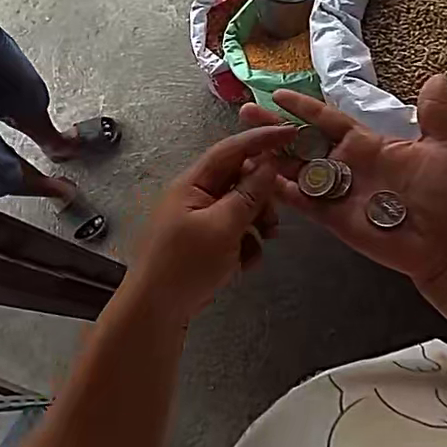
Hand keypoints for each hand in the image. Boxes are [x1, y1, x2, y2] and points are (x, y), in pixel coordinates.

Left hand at [123, 125, 297, 319]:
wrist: (155, 312)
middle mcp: (196, 195)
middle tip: (274, 220)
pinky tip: (245, 263)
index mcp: (193, 183)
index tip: (292, 133)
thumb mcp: (223, 227)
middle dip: (262, 197)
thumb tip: (268, 164)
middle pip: (240, 180)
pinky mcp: (205, 242)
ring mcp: (200, 219)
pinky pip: (235, 231)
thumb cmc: (185, 265)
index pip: (232, 149)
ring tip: (261, 245)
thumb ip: (248, 194)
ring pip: (241, 208)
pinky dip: (246, 243)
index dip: (262, 139)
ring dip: (257, 223)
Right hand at [239, 77, 446, 292]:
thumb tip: (438, 76)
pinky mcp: (332, 218)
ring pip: (295, 169)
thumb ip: (434, 114)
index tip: (279, 93)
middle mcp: (346, 164)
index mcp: (367, 143)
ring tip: (241, 141)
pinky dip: (278, 191)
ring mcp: (337, 192)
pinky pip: (301, 201)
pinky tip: (256, 178)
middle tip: (246, 110)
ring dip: (269, 156)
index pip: (328, 120)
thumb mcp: (444, 147)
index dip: (304, 107)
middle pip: (302, 141)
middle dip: (273, 127)